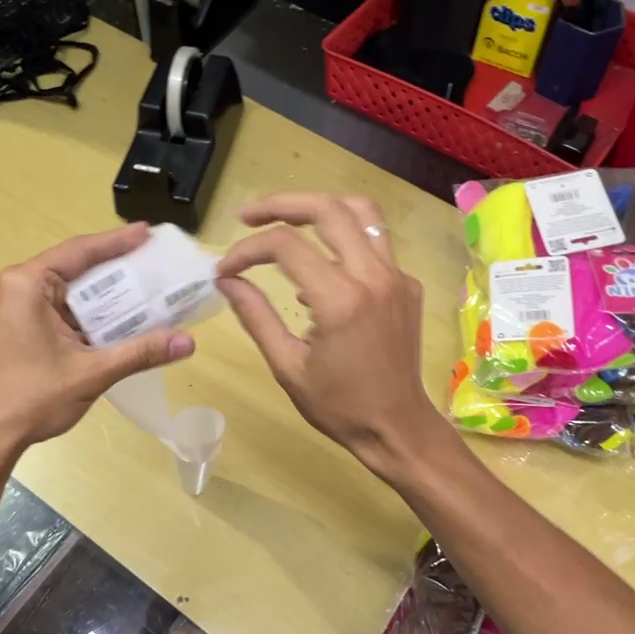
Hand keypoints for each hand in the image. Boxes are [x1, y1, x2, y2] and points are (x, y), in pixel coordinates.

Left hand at [0, 224, 195, 456]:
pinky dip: (88, 319)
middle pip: (76, 271)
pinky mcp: (17, 330)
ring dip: (105, 300)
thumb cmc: (32, 399)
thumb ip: (140, 352)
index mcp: (27, 284)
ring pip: (70, 295)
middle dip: (117, 273)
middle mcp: (16, 288)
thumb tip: (188, 342)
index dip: (118, 242)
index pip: (80, 252)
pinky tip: (119, 325)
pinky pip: (60, 314)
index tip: (149, 233)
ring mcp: (14, 310)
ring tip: (147, 295)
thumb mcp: (92, 373)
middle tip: (155, 267)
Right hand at [216, 194, 449, 478]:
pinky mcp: (408, 286)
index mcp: (341, 300)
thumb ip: (256, 316)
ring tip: (288, 222)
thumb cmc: (338, 406)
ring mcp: (397, 277)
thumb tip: (227, 280)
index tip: (226, 269)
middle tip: (248, 216)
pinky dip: (344, 242)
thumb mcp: (287, 366)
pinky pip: (375, 245)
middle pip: (327, 209)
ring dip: (320, 209)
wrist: (396, 428)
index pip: (286, 246)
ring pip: (361, 213)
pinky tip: (321, 269)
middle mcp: (374, 276)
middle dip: (281, 206)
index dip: (248, 250)